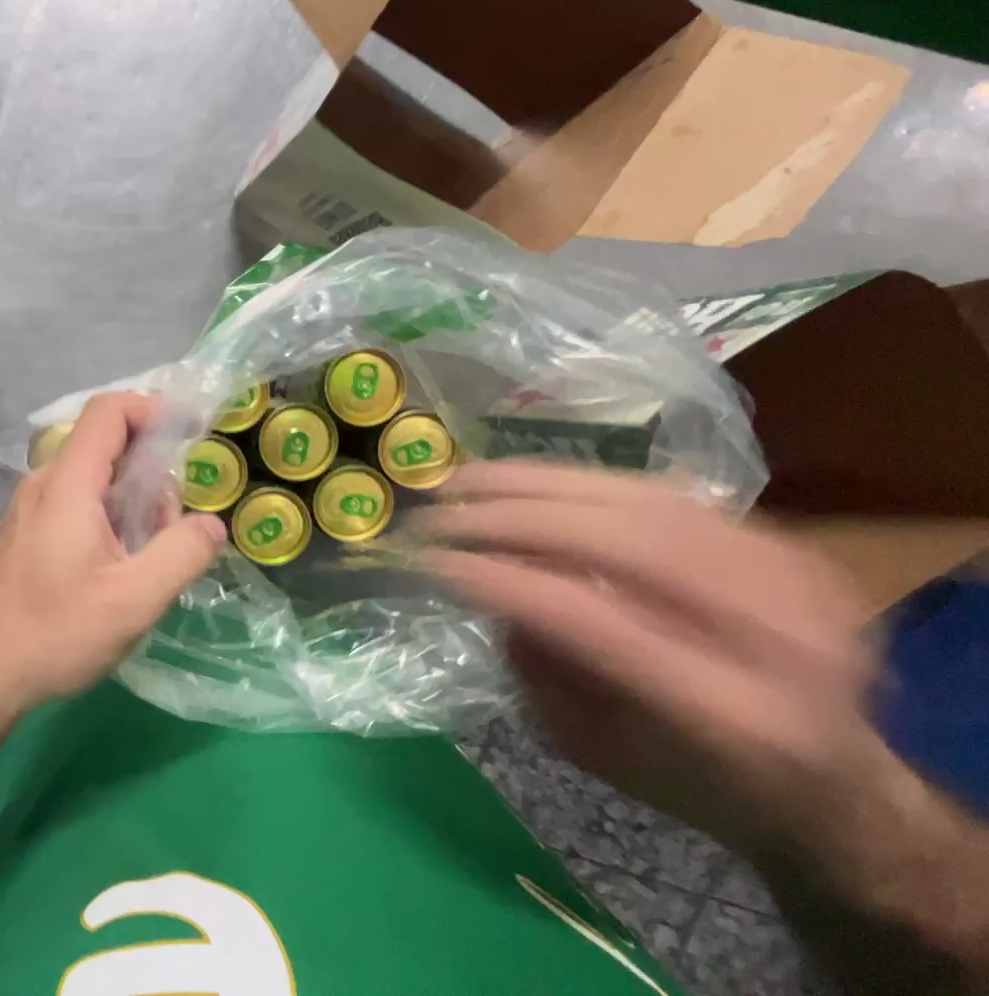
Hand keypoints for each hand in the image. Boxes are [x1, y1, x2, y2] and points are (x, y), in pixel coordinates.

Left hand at [0, 393, 226, 724]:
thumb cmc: (57, 634)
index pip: (108, 411)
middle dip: (151, 468)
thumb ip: (182, 553)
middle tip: (175, 521)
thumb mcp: (135, 599)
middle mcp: (44, 485)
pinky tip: (120, 567)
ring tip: (150, 555)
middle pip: (104, 444)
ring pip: (93, 478)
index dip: (153, 408)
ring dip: (132, 500)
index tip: (192, 435)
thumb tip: (212, 523)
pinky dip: (109, 517)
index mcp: (67, 485)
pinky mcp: (27, 534)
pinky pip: (76, 504)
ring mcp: (30, 510)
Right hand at [420, 461, 906, 868]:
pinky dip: (588, 483)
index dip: (505, 580)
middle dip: (516, 520)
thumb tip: (491, 584)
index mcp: (727, 716)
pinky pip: (670, 495)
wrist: (833, 780)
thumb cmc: (693, 783)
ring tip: (467, 481)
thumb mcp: (595, 749)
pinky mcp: (789, 549)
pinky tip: (530, 481)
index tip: (431, 562)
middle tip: (440, 514)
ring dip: (542, 485)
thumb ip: (541, 667)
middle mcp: (776, 639)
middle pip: (630, 546)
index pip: (596, 621)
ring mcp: (796, 583)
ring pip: (650, 505)